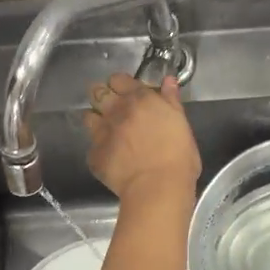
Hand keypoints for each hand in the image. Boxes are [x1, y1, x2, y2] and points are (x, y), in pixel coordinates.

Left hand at [84, 73, 200, 200]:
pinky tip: (111, 159)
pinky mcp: (94, 156)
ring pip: (88, 116)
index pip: (119, 79)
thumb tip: (168, 81)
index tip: (129, 94)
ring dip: (96, 120)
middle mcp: (116, 111)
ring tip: (109, 132)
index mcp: (140, 100)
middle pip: (98, 92)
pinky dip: (100, 150)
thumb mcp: (181, 126)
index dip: (122, 85)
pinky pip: (92, 147)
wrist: (158, 189)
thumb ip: (171, 101)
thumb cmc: (178, 158)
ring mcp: (102, 133)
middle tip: (115, 110)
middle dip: (103, 97)